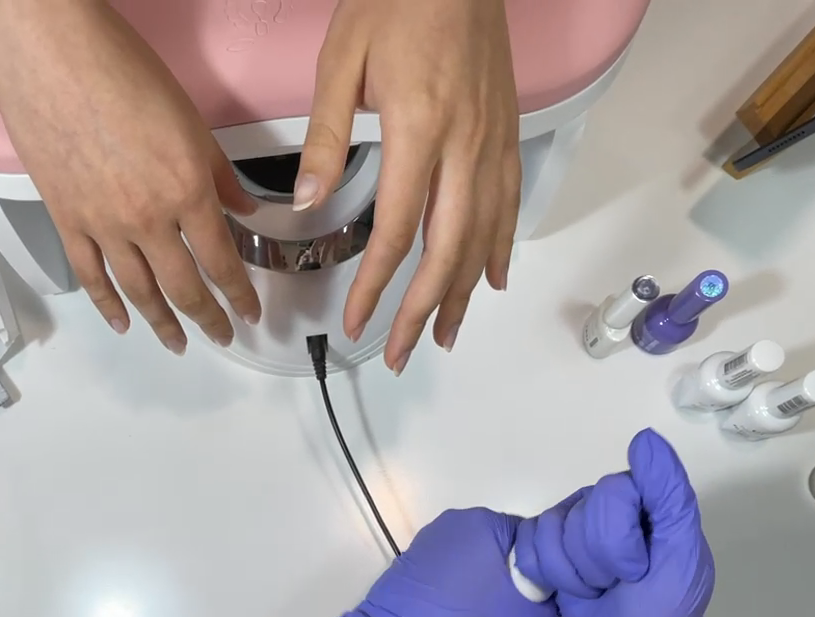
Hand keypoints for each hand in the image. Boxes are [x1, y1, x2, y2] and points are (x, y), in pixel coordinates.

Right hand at [0, 0, 260, 353]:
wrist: (48, 48)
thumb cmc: (121, 70)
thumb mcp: (191, 121)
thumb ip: (221, 174)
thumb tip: (244, 209)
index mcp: (187, 192)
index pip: (223, 262)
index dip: (239, 295)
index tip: (249, 314)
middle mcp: (149, 220)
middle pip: (185, 288)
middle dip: (208, 319)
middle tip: (221, 337)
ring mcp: (105, 225)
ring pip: (140, 292)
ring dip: (163, 323)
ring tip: (178, 343)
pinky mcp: (68, 220)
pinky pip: (91, 277)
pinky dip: (108, 305)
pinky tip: (122, 324)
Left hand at [297, 0, 520, 372]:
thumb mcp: (340, 61)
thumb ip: (325, 140)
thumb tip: (306, 206)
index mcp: (419, 131)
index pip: (395, 233)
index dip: (373, 288)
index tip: (355, 324)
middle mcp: (465, 147)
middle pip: (445, 253)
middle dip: (421, 312)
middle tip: (402, 355)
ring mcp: (492, 144)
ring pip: (481, 239)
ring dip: (460, 296)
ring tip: (443, 337)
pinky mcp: (506, 136)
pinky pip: (508, 206)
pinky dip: (499, 250)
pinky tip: (489, 282)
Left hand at [326, 508, 556, 616]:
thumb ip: (552, 592)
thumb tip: (547, 584)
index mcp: (486, 521)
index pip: (531, 538)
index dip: (538, 568)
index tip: (536, 594)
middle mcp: (456, 519)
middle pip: (500, 543)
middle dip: (508, 570)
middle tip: (509, 605)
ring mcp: (429, 538)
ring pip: (473, 554)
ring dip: (480, 576)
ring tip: (479, 611)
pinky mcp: (410, 557)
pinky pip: (447, 564)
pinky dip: (456, 582)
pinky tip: (454, 609)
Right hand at [513, 430, 730, 616]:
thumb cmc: (664, 616)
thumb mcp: (680, 559)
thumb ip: (669, 498)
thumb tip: (645, 439)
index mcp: (645, 502)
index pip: (612, 494)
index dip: (617, 539)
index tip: (639, 569)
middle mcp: (607, 507)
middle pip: (577, 513)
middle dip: (594, 560)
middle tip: (616, 583)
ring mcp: (574, 528)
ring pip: (549, 530)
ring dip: (571, 574)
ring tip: (596, 590)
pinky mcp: (549, 551)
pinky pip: (528, 544)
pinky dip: (546, 576)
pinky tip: (568, 591)